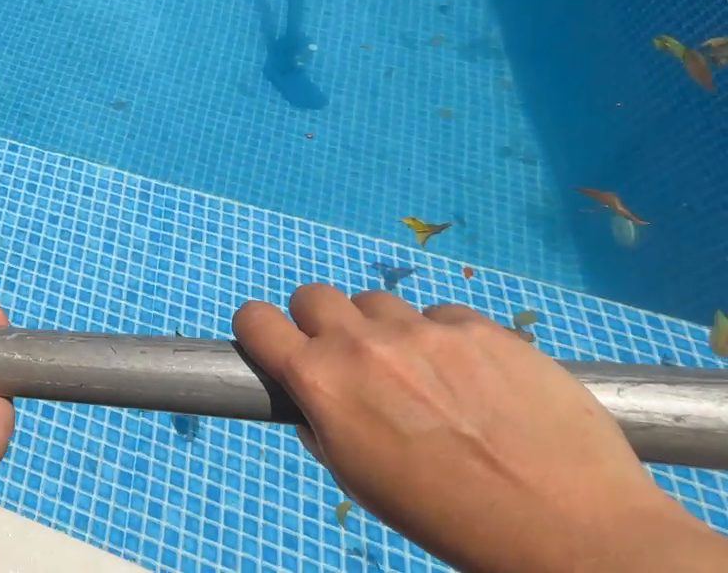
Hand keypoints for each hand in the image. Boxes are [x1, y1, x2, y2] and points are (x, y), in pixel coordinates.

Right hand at [235, 284, 727, 572]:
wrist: (575, 534)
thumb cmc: (448, 516)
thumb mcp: (357, 476)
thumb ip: (318, 420)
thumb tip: (309, 394)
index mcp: (318, 380)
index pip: (253, 318)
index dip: (262, 330)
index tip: (281, 346)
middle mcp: (361, 344)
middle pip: (314, 296)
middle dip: (325, 324)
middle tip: (358, 363)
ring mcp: (423, 331)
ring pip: (378, 303)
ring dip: (387, 331)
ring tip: (427, 375)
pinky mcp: (482, 328)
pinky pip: (444, 316)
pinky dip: (448, 340)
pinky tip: (477, 381)